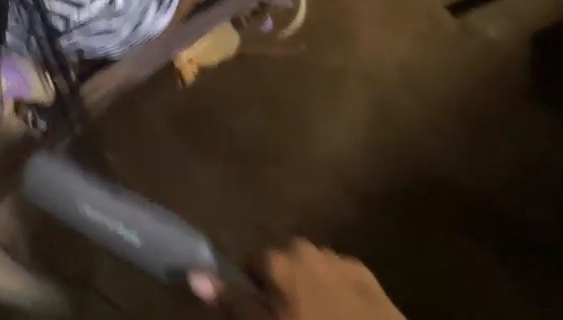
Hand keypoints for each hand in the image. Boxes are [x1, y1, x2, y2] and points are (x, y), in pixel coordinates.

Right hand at [189, 241, 404, 319]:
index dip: (254, 292)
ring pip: (312, 272)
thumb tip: (193, 273)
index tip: (263, 316)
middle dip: (284, 288)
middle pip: (282, 265)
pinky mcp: (369, 277)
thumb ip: (233, 301)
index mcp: (276, 258)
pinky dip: (339, 295)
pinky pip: (341, 280)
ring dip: (311, 290)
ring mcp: (339, 261)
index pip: (249, 265)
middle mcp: (304, 249)